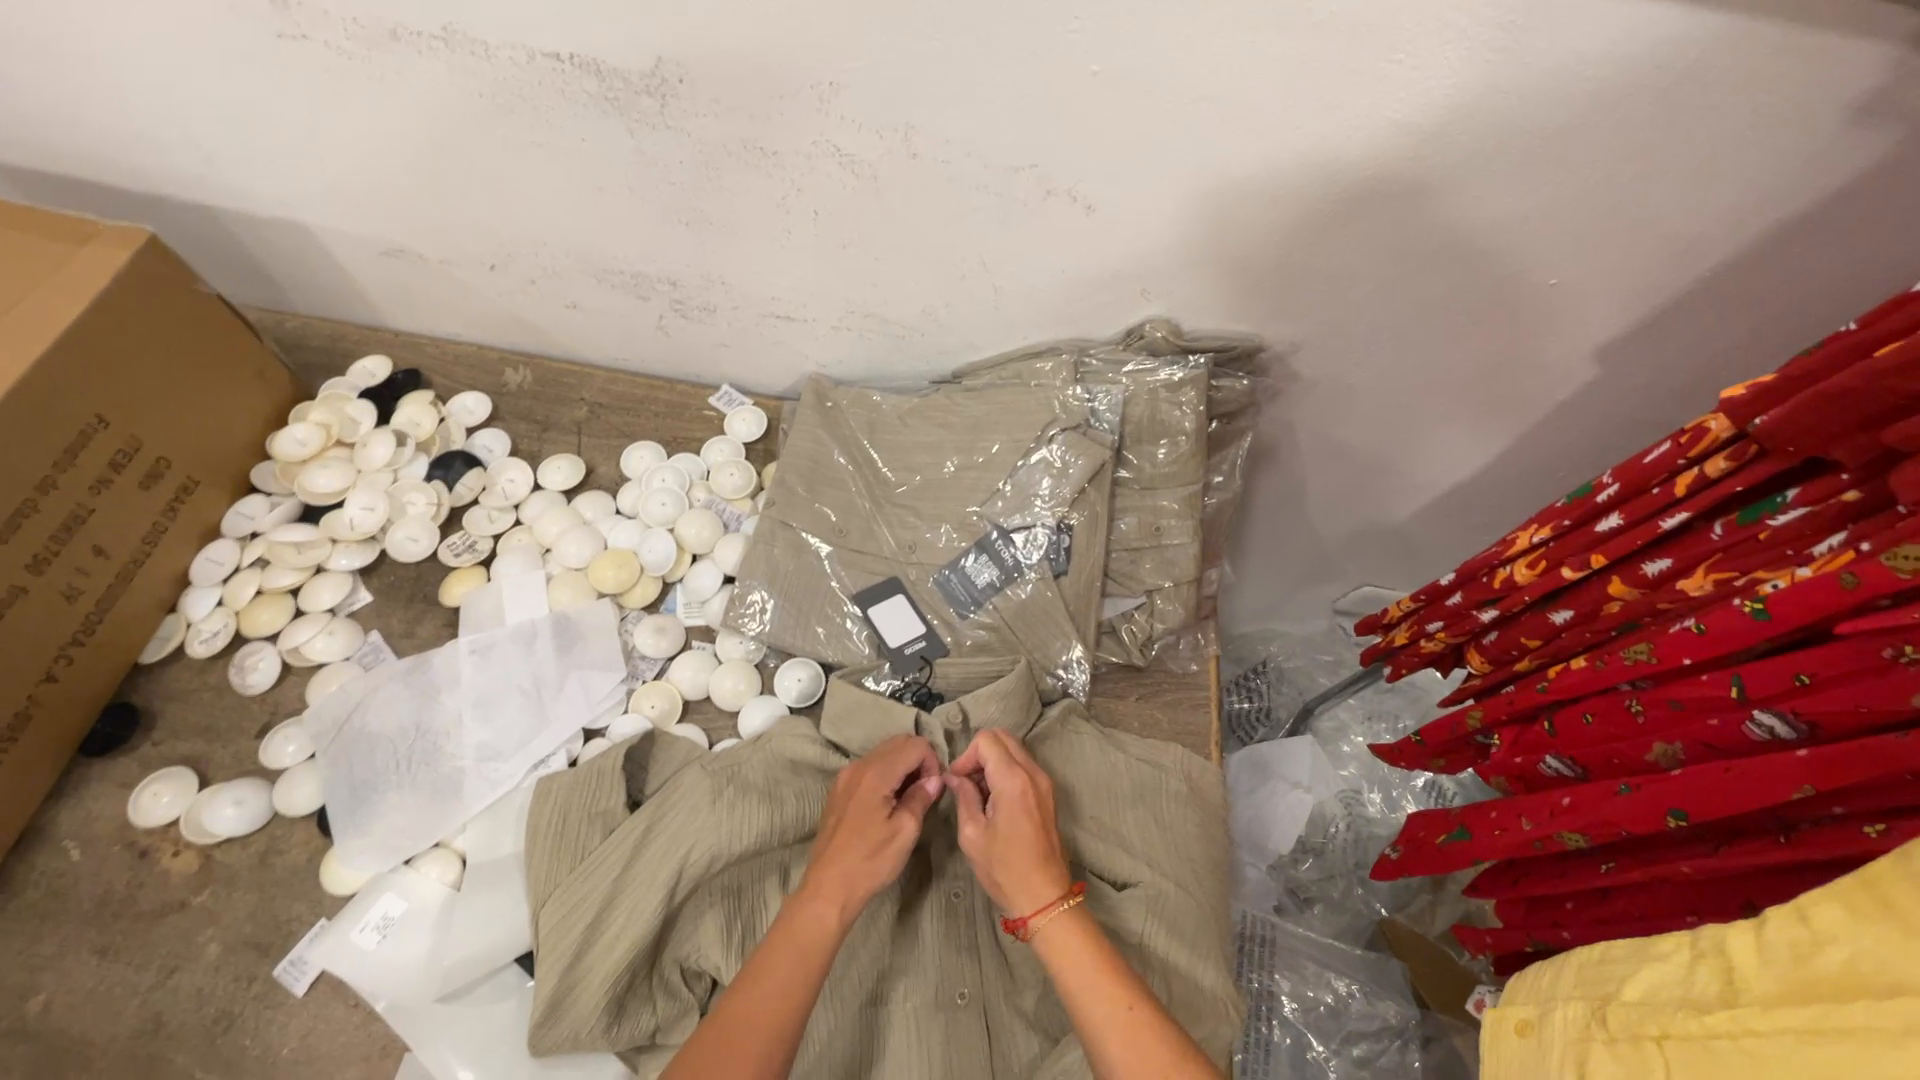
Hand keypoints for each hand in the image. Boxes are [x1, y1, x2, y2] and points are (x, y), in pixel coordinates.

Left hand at [799, 734, 943, 924]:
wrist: (828, 887)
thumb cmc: (870, 861)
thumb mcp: (905, 831)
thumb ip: (921, 797)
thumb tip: (934, 779)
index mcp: (876, 773)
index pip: (915, 745)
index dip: (932, 762)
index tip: (933, 790)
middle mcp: (858, 766)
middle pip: (898, 743)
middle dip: (918, 760)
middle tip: (926, 792)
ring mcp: (845, 777)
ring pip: (883, 754)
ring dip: (902, 767)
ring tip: (909, 799)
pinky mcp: (840, 789)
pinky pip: (869, 768)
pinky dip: (886, 775)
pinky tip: (889, 803)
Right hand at [946, 728, 1072, 914]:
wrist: (1044, 897)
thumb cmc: (1004, 869)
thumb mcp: (972, 834)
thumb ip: (964, 797)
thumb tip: (954, 777)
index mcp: (1014, 781)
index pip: (987, 740)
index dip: (966, 755)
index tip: (957, 781)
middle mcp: (1034, 773)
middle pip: (1003, 738)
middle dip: (979, 754)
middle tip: (966, 783)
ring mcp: (1045, 782)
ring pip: (1014, 750)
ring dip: (993, 762)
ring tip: (978, 793)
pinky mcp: (1048, 793)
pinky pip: (1024, 765)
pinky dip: (1006, 771)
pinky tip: (995, 799)